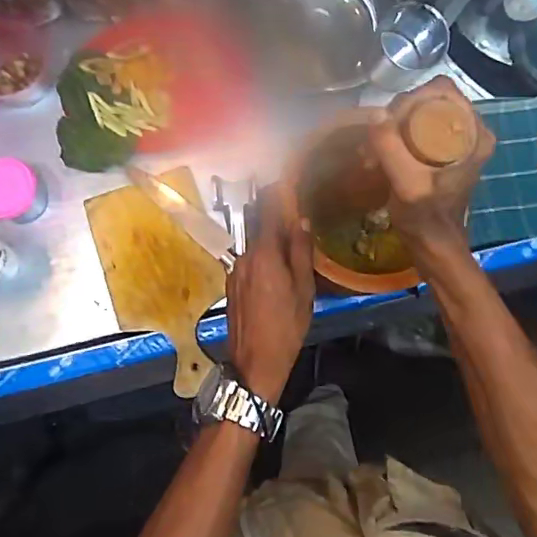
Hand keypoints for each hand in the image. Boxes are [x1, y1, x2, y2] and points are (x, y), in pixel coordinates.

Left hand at [226, 184, 314, 402]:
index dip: (276, 192)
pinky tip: (276, 261)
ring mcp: (235, 269)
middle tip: (289, 199)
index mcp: (264, 255)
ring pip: (254, 242)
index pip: (269, 212)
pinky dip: (262, 252)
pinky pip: (249, 257)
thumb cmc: (286, 327)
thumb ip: (301, 253)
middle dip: (273, 211)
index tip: (284, 176)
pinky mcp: (232, 281)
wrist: (254, 360)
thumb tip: (301, 221)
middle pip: (259, 224)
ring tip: (287, 231)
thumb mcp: (303, 290)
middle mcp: (245, 256)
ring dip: (268, 234)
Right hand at [368, 77, 494, 261]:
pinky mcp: (440, 151)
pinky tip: (378, 155)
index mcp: (475, 134)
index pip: (441, 91)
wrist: (434, 245)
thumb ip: (391, 148)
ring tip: (373, 152)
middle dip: (396, 115)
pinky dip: (394, 137)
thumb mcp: (407, 183)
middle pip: (427, 99)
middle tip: (377, 140)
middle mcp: (469, 131)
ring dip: (390, 127)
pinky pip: (414, 128)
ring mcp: (455, 141)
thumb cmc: (425, 217)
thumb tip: (375, 113)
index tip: (390, 121)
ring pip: (417, 113)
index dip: (412, 99)